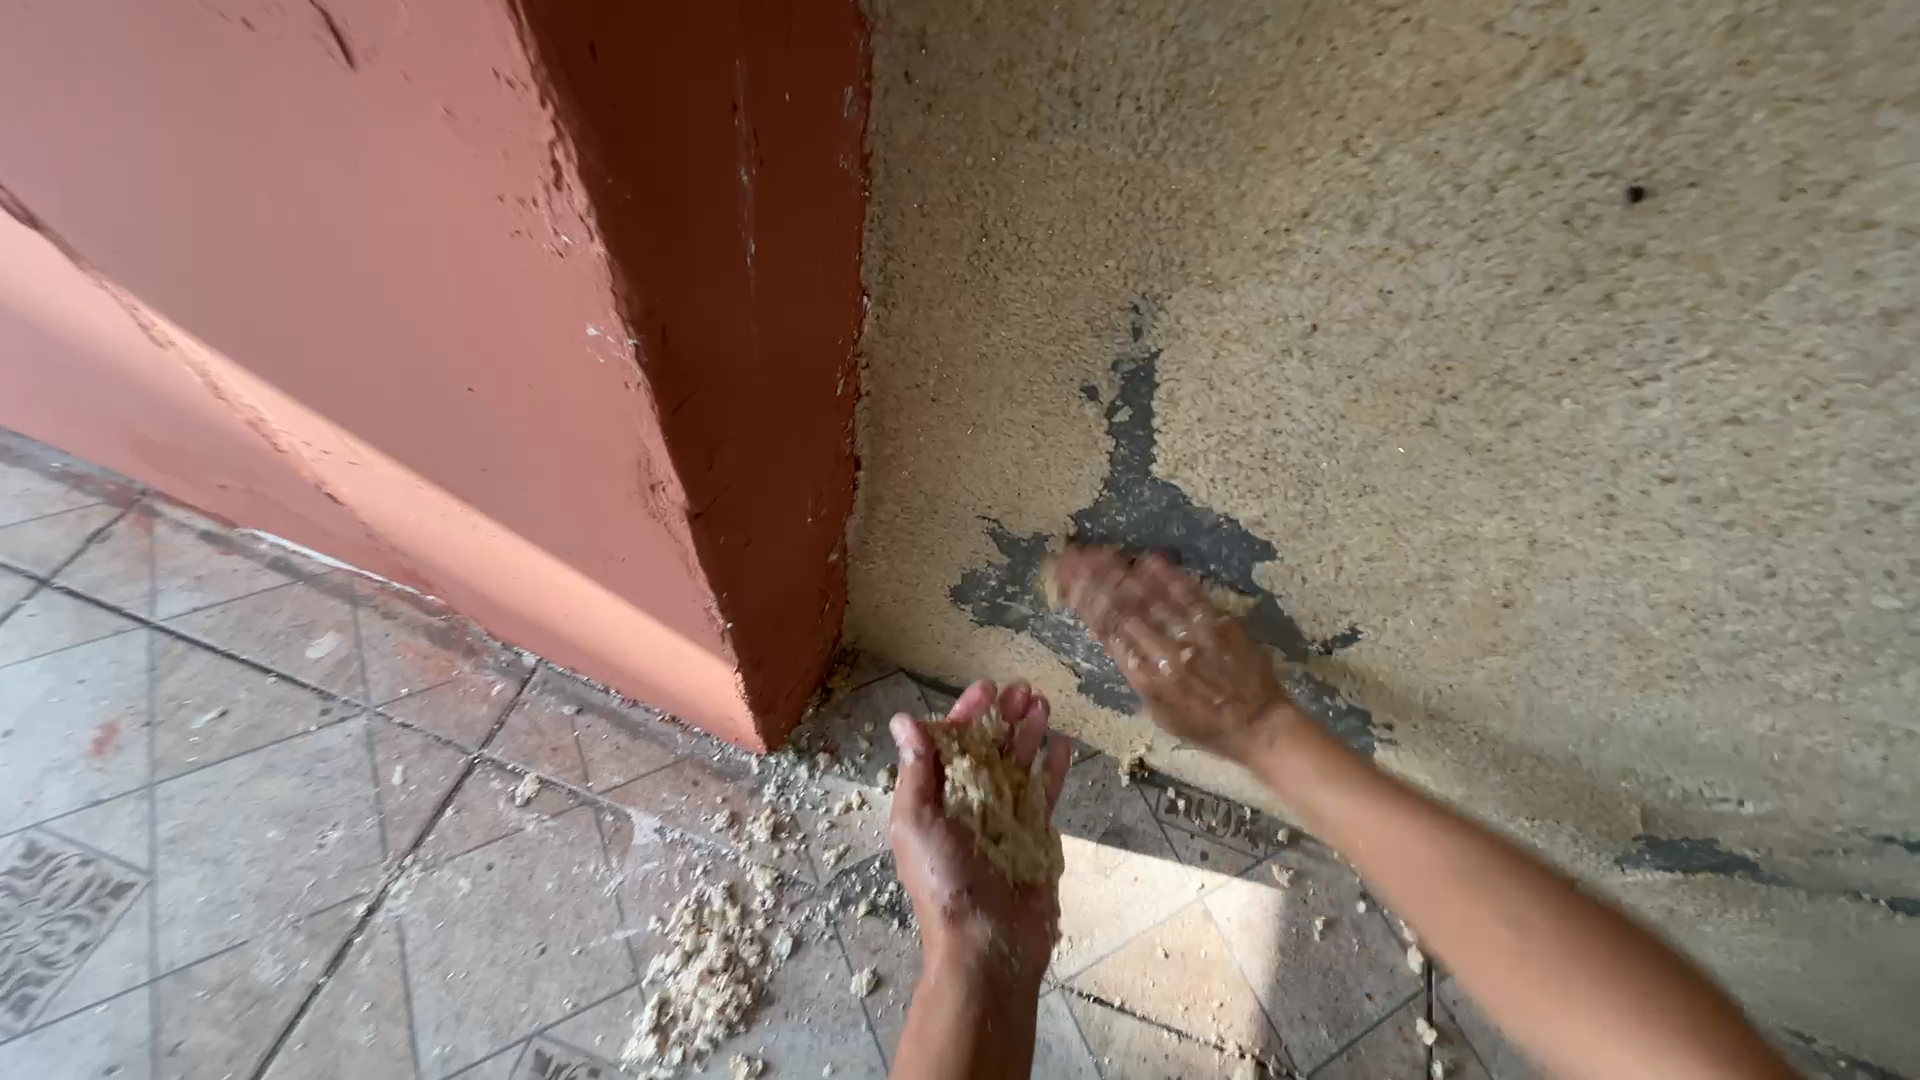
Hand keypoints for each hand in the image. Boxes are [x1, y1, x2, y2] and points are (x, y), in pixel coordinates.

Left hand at [887, 679, 1072, 983]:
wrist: (988, 948)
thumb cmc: (945, 883)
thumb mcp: (917, 823)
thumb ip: (915, 771)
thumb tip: (902, 720)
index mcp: (936, 798)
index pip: (951, 742)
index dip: (967, 713)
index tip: (987, 689)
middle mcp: (970, 803)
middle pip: (989, 747)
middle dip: (1004, 716)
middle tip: (1024, 690)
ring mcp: (1006, 818)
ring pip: (1019, 764)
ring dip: (1029, 733)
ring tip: (1043, 705)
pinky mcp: (1035, 836)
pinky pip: (1045, 793)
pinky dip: (1053, 768)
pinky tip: (1062, 744)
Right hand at [1047, 546, 1305, 764]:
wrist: (1259, 726)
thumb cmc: (1204, 726)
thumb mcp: (1159, 711)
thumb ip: (1137, 674)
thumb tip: (1115, 640)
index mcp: (1146, 677)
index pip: (1107, 631)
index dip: (1084, 602)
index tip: (1066, 581)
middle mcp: (1165, 653)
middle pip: (1122, 608)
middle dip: (1094, 579)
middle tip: (1072, 557)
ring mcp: (1194, 635)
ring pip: (1150, 597)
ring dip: (1121, 572)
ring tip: (1098, 552)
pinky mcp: (1220, 624)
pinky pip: (1190, 595)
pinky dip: (1168, 576)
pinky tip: (1148, 558)